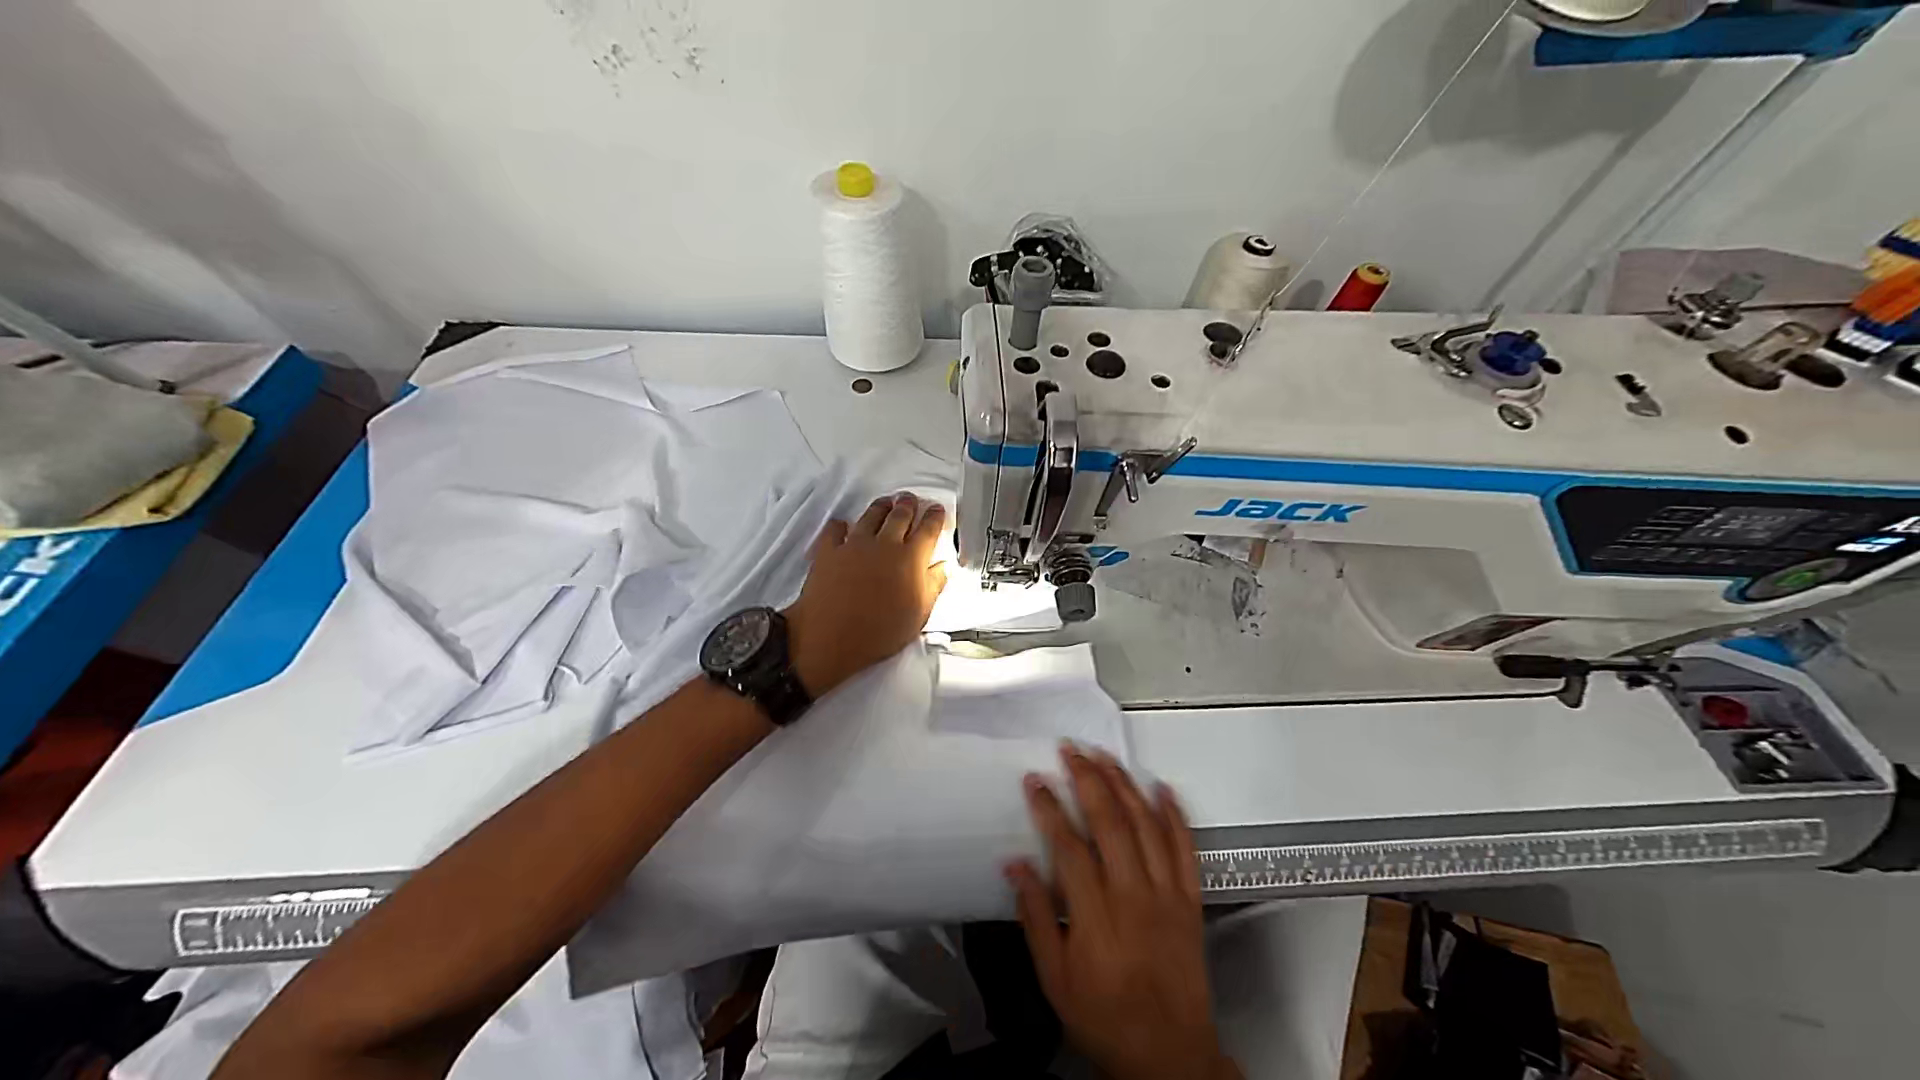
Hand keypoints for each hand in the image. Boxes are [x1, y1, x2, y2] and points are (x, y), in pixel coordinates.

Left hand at [785, 493, 946, 696]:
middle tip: (912, 500)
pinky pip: (835, 529)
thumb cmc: (877, 631)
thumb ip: (933, 586)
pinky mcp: (829, 551)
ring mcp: (854, 545)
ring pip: (871, 516)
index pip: (928, 530)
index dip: (935, 518)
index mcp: (910, 559)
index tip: (937, 511)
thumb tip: (943, 569)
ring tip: (886, 502)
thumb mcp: (918, 614)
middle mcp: (884, 545)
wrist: (831, 637)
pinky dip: (841, 524)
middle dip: (909, 505)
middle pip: (900, 516)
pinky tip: (843, 525)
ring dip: (881, 507)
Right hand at [1008, 745, 1241, 1079]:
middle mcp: (1134, 896)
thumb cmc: (1108, 1018)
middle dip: (1087, 779)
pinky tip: (1162, 789)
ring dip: (1124, 784)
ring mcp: (1167, 895)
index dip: (1049, 807)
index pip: (1069, 845)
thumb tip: (1017, 867)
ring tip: (1105, 757)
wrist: (1169, 1054)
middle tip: (1070, 751)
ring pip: (1146, 825)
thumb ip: (1034, 916)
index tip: (1036, 782)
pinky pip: (1186, 848)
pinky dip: (1175, 814)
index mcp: (1097, 915)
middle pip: (1110, 822)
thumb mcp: (1054, 977)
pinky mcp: (1190, 901)